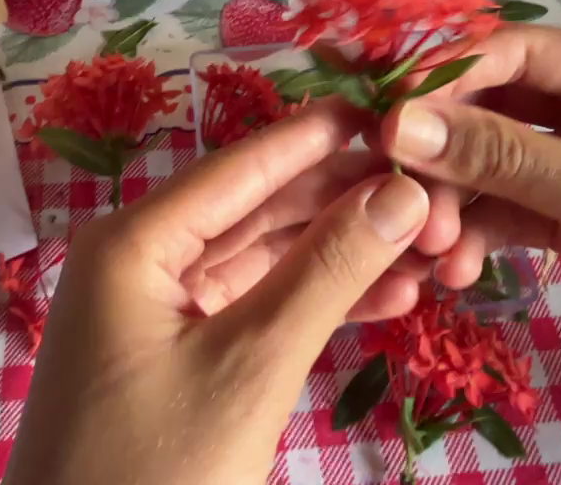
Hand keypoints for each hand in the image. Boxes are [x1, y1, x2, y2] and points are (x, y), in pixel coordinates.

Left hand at [5, 105, 430, 484]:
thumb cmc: (156, 475)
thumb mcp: (251, 367)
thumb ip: (327, 273)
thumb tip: (401, 193)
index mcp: (135, 239)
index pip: (241, 167)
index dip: (316, 137)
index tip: (384, 112)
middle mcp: (142, 255)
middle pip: (256, 208)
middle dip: (341, 202)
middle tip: (424, 186)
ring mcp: (158, 305)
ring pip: (262, 257)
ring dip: (338, 254)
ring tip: (423, 242)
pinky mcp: (178, 349)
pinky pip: (254, 304)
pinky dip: (313, 301)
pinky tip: (386, 295)